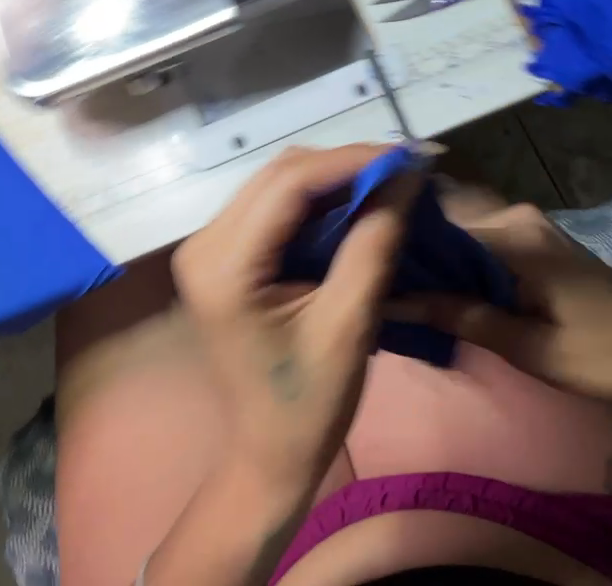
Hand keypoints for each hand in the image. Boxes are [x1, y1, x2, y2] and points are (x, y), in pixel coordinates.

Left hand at [172, 145, 413, 490]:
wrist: (267, 454)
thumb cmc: (308, 404)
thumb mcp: (349, 324)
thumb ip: (373, 244)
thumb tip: (404, 178)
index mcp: (223, 265)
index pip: (289, 184)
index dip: (352, 161)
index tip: (408, 157)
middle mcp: (203, 244)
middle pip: (279, 175)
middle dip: (344, 166)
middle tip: (404, 169)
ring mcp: (207, 247)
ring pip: (276, 184)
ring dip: (332, 179)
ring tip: (388, 183)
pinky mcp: (222, 255)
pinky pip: (272, 207)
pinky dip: (316, 201)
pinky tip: (355, 204)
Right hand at [392, 204, 611, 409]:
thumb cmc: (604, 356)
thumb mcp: (528, 347)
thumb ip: (460, 317)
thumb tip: (392, 301)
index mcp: (515, 235)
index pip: (438, 229)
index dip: (400, 248)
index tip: (364, 268)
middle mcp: (517, 215)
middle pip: (446, 221)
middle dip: (411, 246)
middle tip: (374, 277)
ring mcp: (527, 224)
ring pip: (460, 227)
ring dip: (432, 251)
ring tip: (394, 279)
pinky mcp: (533, 239)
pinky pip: (479, 237)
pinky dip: (454, 256)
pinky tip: (434, 281)